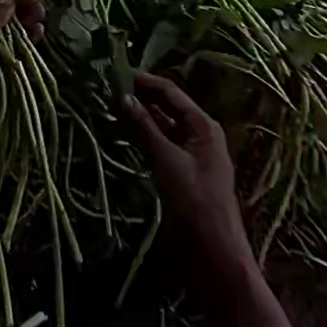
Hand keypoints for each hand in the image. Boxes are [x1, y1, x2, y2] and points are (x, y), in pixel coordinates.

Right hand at [123, 73, 245, 265]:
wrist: (214, 252)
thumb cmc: (194, 201)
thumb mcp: (166, 160)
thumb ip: (144, 127)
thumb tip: (124, 97)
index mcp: (203, 125)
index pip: (172, 93)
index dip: (147, 82)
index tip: (119, 73)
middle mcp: (200, 134)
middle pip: (168, 107)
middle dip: (142, 98)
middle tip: (112, 89)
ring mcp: (192, 152)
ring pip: (164, 125)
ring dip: (142, 117)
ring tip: (114, 107)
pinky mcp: (184, 170)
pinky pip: (163, 143)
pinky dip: (145, 135)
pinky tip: (127, 133)